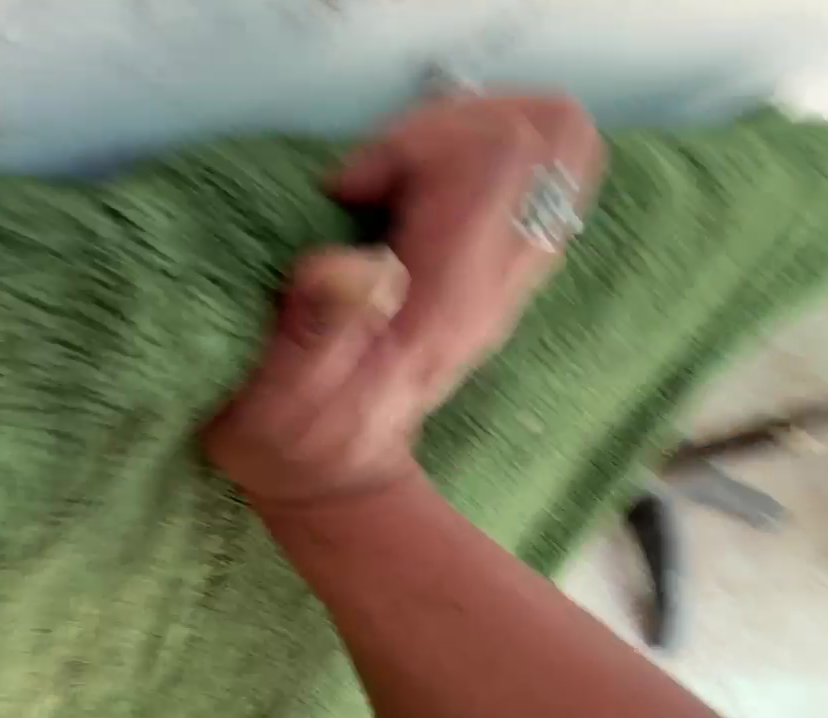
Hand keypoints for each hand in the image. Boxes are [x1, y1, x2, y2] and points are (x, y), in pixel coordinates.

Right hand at [204, 94, 603, 507]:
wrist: (335, 481)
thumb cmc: (287, 440)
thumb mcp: (273, 399)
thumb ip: (313, 330)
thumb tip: (352, 262)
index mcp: (440, 306)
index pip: (489, 161)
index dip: (409, 146)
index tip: (340, 195)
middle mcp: (494, 285)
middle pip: (540, 136)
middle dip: (448, 127)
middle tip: (374, 176)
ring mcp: (507, 280)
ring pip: (554, 148)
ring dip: (468, 137)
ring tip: (395, 179)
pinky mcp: (500, 277)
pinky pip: (538, 179)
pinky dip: (480, 163)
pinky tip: (416, 199)